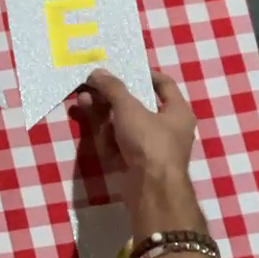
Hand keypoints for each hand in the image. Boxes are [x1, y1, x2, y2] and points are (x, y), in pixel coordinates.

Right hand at [70, 68, 203, 233]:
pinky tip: (86, 118)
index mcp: (177, 111)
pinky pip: (116, 140)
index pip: (163, 84)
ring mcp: (148, 146)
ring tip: (82, 99)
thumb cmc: (149, 142)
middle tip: (92, 85)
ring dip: (102, 110)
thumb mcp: (129, 109)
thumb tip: (97, 72)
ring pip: (123, 122)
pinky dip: (102, 130)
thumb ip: (113, 88)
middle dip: (112, 94)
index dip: (143, 74)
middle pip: (137, 104)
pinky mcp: (132, 160)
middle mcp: (166, 127)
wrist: (149, 188)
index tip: (121, 69)